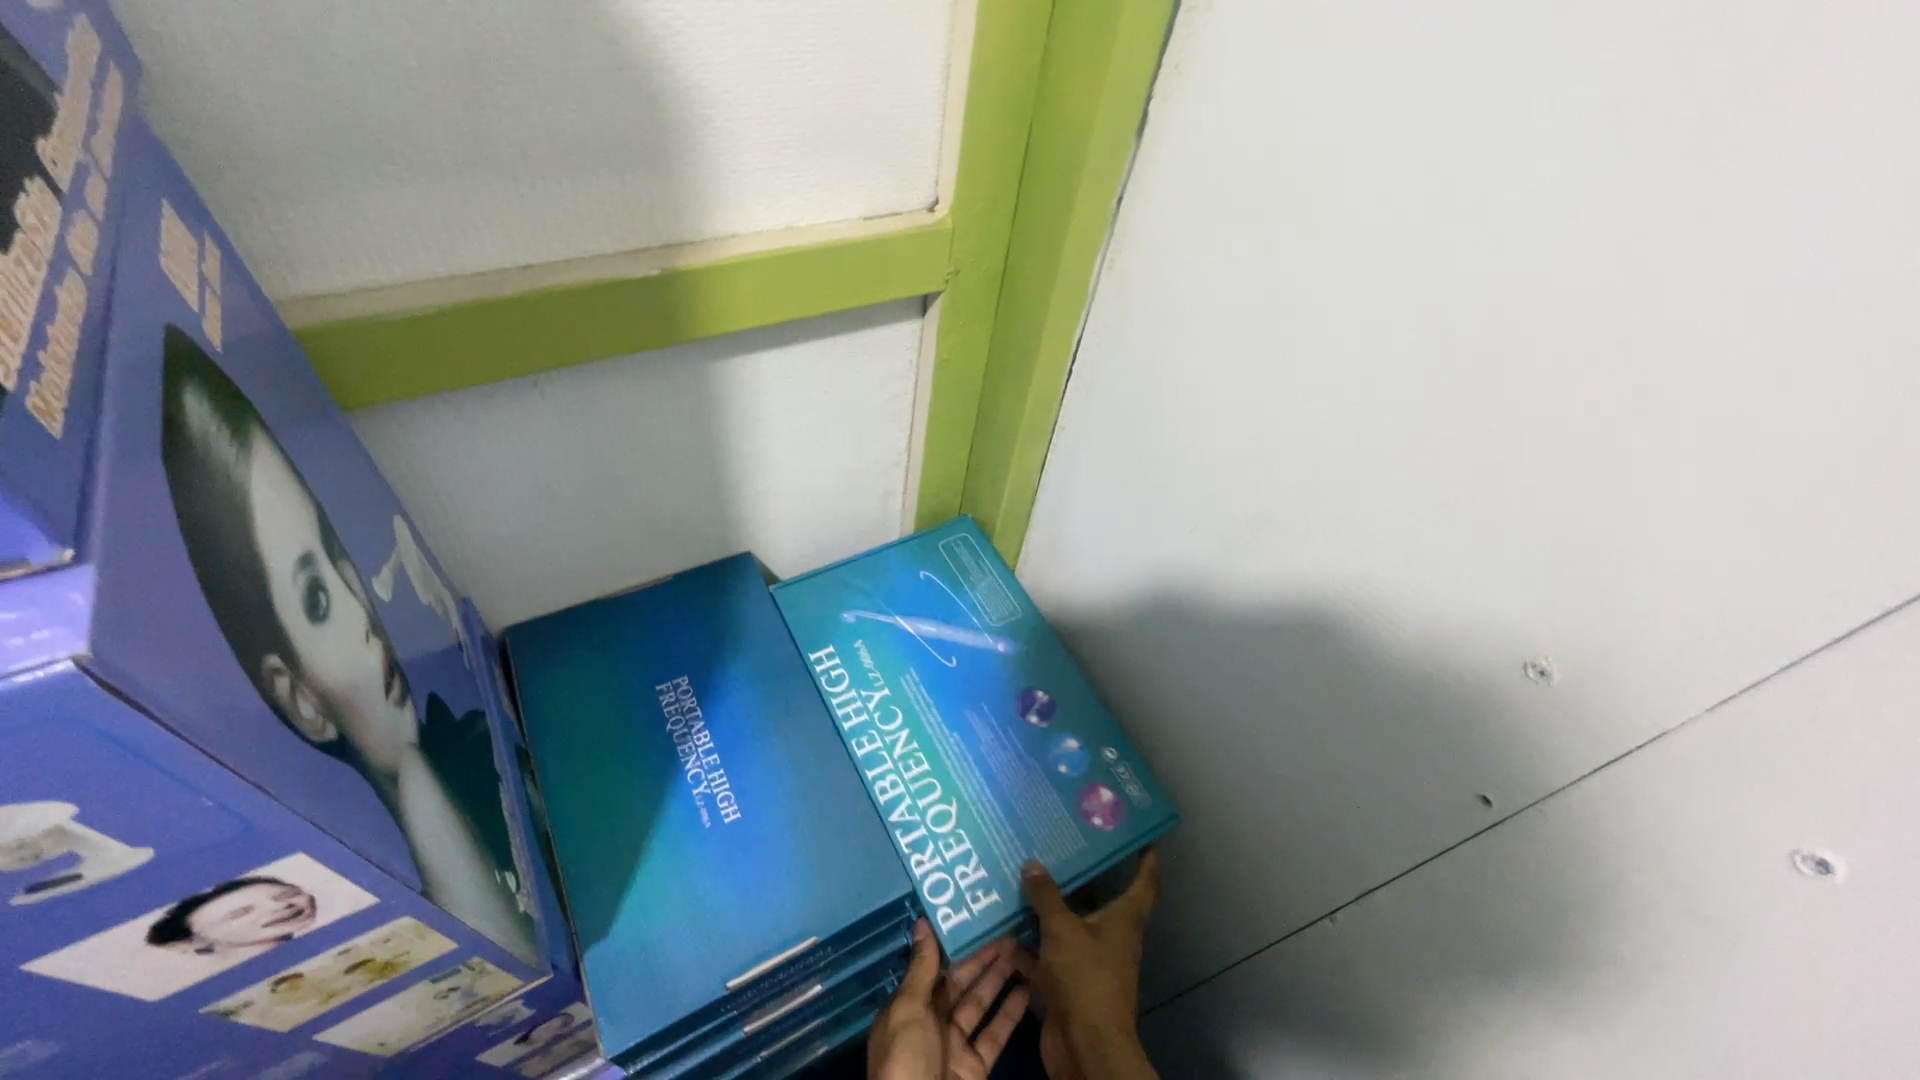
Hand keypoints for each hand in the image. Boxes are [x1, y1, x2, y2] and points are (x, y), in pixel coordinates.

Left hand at [868, 920, 1030, 1079]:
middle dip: (982, 959)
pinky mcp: (975, 1068)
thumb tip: (922, 922)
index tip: (977, 919)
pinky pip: (994, 1035)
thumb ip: (921, 968)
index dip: (955, 946)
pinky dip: (1010, 1013)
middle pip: (959, 984)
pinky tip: (1027, 990)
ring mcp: (954, 1047)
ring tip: (1022, 951)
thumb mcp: (907, 1009)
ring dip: (999, 979)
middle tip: (1009, 931)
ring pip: (980, 1005)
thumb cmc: (906, 1059)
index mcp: (908, 1008)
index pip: (934, 969)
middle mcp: (930, 1023)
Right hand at [1022, 847, 1161, 1079]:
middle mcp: (1111, 936)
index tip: (1140, 831)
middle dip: (1078, 875)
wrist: (1085, 1045)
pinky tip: (1002, 925)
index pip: (1144, 880)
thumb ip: (1047, 896)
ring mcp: (1089, 960)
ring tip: (1020, 876)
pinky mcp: (1067, 982)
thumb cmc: (1085, 978)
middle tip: (1055, 844)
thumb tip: (1033, 864)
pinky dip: (1027, 942)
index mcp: (1124, 919)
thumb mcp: (1063, 929)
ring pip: (1066, 925)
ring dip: (1045, 908)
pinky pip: (1046, 952)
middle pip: (1097, 898)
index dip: (1146, 856)